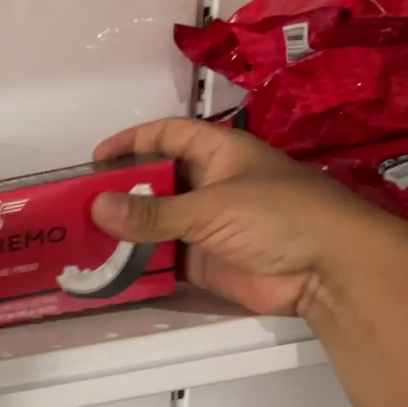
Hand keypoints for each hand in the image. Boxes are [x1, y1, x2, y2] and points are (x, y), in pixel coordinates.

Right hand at [89, 118, 407, 316]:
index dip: (134, 140)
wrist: (328, 271)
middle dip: (120, 191)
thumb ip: (153, 213)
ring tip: (83, 238)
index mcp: (220, 154)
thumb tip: (96, 207)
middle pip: (156, 182)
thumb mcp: (212, 207)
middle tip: (79, 204)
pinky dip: (137, 263)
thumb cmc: (280, 216)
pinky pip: (162, 259)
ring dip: (124, 231)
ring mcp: (207, 227)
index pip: (170, 135)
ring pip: (155, 224)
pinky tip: (107, 268)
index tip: (95, 158)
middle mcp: (210, 187)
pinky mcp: (204, 263)